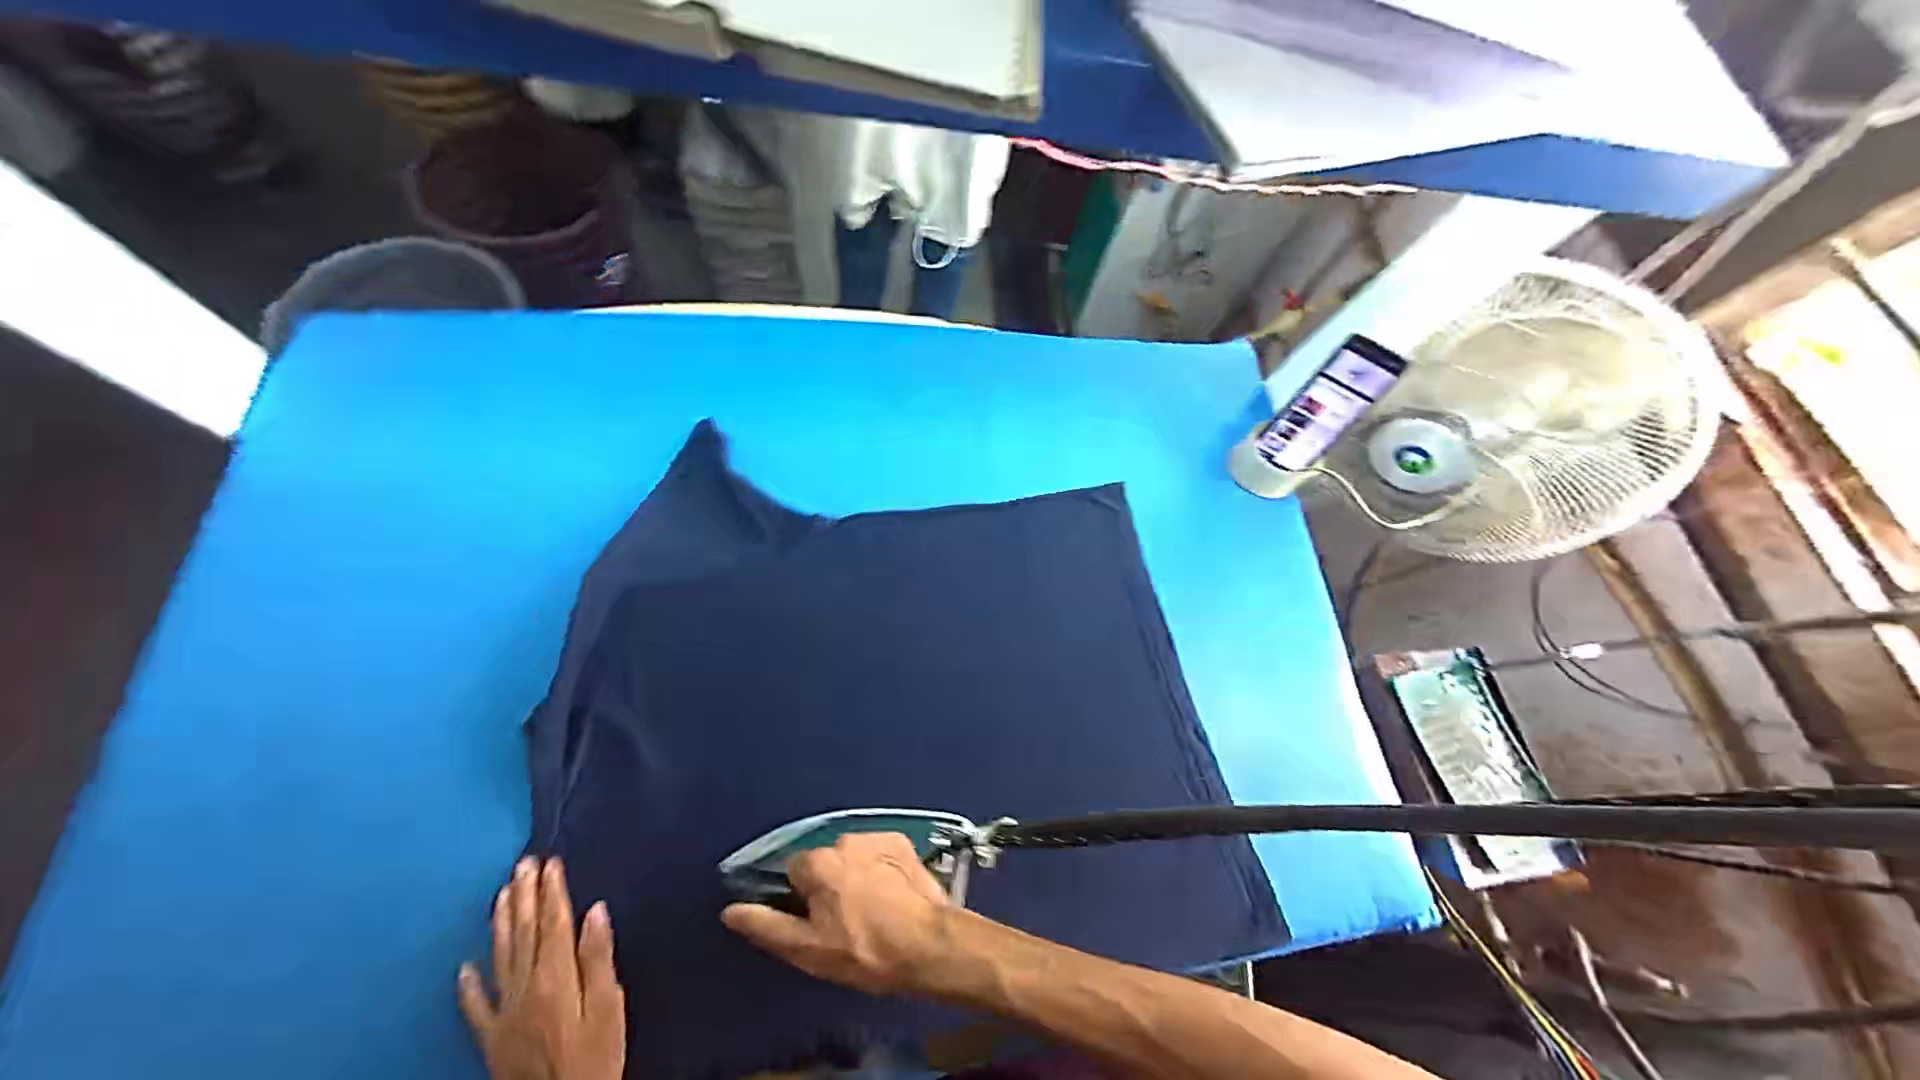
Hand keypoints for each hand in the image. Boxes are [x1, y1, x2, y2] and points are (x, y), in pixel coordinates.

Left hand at [459, 856, 625, 1079]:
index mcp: (555, 978)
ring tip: (502, 892)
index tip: (551, 862)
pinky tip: (464, 966)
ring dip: (501, 922)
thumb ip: (598, 957)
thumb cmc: (597, 1056)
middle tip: (524, 863)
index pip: (553, 924)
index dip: (552, 891)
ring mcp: (503, 1014)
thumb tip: (595, 910)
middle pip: (524, 933)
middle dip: (526, 896)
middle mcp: (524, 989)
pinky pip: (476, 1006)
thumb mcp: (609, 1006)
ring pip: (500, 957)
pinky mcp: (492, 1039)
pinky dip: (469, 984)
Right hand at [721, 832, 952, 995]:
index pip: (793, 872)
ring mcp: (876, 837)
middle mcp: (844, 840)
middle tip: (846, 918)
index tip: (818, 920)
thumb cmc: (864, 951)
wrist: (927, 943)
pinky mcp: (901, 841)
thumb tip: (730, 910)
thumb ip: (766, 925)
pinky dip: (879, 865)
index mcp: (817, 863)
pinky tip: (890, 891)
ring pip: (852, 855)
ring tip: (872, 906)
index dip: (802, 898)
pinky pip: (878, 851)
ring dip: (855, 873)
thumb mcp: (808, 949)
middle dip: (829, 883)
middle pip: (824, 861)